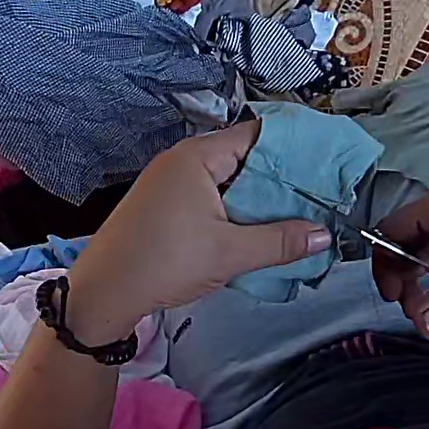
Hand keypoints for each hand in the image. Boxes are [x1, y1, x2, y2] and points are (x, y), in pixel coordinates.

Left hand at [65, 121, 331, 343]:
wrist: (102, 293)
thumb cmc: (162, 262)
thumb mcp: (228, 253)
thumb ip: (280, 241)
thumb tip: (324, 235)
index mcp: (198, 156)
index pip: (257, 135)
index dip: (294, 146)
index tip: (326, 161)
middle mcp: (183, 160)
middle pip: (245, 157)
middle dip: (281, 176)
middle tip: (319, 193)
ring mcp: (172, 183)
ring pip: (229, 181)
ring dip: (260, 197)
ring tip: (298, 213)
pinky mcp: (167, 205)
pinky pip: (213, 197)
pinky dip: (238, 209)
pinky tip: (259, 229)